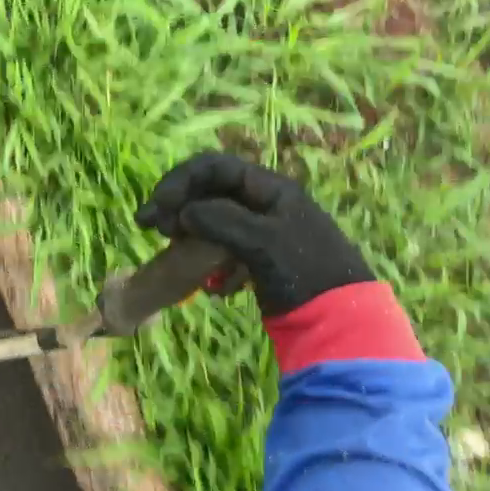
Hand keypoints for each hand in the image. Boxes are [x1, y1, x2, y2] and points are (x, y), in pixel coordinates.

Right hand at [135, 152, 371, 316]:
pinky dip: (203, 255)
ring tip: (170, 247)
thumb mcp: (263, 241)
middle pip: (206, 189)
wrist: (340, 323)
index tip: (159, 204)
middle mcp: (263, 202)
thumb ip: (219, 219)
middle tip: (150, 225)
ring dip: (184, 228)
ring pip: (208, 216)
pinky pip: (217, 243)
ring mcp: (258, 229)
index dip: (181, 179)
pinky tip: (207, 280)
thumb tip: (182, 212)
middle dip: (174, 204)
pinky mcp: (254, 255)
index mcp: (271, 189)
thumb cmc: (304, 273)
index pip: (214, 167)